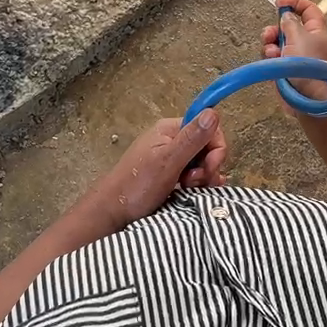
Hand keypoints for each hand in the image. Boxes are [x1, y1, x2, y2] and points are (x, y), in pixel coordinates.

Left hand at [77, 110, 227, 228]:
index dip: (214, 148)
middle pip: (207, 146)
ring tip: (188, 190)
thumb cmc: (136, 186)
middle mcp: (172, 139)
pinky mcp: (170, 175)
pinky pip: (193, 175)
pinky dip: (198, 184)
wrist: (112, 213)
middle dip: (208, 166)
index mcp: (170, 129)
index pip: (208, 127)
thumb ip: (191, 138)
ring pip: (202, 163)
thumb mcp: (167, 161)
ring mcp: (170, 158)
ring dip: (202, 178)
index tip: (208, 168)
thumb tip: (214, 112)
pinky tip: (196, 193)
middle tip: (192, 182)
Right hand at [258, 0, 326, 104]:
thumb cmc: (307, 65)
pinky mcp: (285, 68)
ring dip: (270, 44)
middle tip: (269, 34)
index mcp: (316, 31)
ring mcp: (296, 56)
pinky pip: (273, 56)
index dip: (295, 3)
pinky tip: (271, 61)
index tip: (279, 4)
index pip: (309, 10)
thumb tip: (287, 16)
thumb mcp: (299, 37)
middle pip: (287, 26)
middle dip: (275, 28)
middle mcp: (307, 42)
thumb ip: (290, 23)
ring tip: (272, 52)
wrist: (307, 98)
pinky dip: (270, 56)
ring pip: (277, 42)